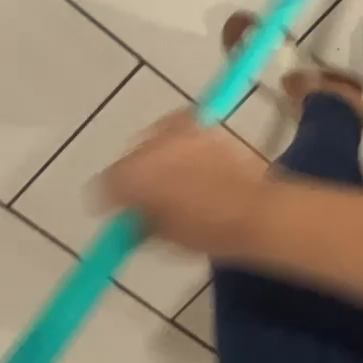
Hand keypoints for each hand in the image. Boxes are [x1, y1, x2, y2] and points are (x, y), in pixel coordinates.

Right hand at [91, 113, 271, 256]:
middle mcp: (149, 149)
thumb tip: (132, 218)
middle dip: (134, 178)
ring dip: (155, 157)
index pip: (105, 184)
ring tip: (172, 177)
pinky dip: (175, 135)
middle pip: (128, 160)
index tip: (123, 213)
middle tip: (149, 198)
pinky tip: (185, 152)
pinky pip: (177, 124)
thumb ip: (140, 224)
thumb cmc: (209, 231)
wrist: (257, 210)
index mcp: (133, 178)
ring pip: (151, 142)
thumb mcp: (165, 238)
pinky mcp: (202, 126)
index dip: (111, 201)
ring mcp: (177, 134)